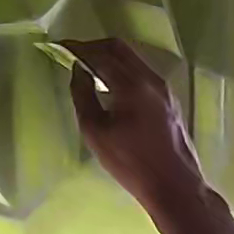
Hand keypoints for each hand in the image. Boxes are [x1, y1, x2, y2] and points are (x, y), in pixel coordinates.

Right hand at [62, 39, 206, 209]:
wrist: (175, 188)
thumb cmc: (130, 161)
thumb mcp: (94, 130)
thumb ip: (82, 94)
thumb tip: (77, 70)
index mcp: (132, 86)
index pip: (100, 55)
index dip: (76, 48)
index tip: (58, 46)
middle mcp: (151, 80)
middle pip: (119, 48)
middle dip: (93, 46)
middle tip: (72, 52)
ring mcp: (164, 89)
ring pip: (132, 58)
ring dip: (108, 56)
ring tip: (87, 66)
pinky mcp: (169, 99)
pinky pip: (140, 71)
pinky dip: (121, 67)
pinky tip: (109, 83)